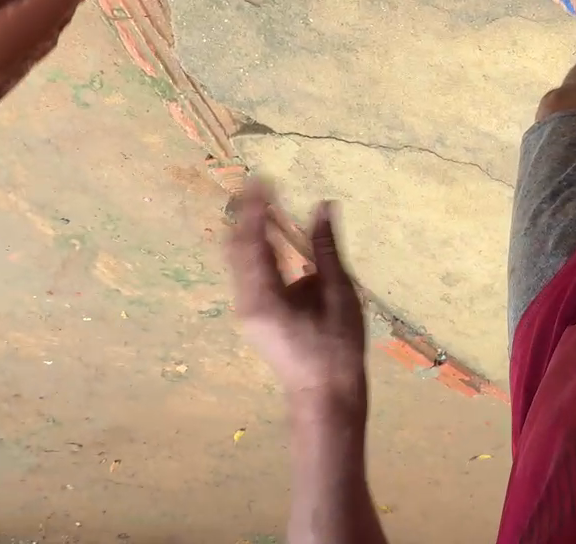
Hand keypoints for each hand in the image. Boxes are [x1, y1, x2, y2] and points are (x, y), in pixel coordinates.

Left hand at [229, 179, 367, 409]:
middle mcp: (247, 302)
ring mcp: (250, 309)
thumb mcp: (338, 295)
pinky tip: (278, 232)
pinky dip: (261, 246)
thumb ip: (326, 249)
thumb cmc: (335, 349)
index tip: (264, 179)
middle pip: (237, 248)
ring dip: (254, 228)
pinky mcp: (259, 313)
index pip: (252, 242)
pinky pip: (252, 270)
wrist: (325, 396)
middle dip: (248, 213)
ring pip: (241, 259)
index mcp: (263, 298)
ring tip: (267, 197)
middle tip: (260, 182)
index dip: (257, 208)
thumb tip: (324, 207)